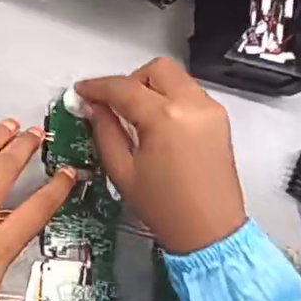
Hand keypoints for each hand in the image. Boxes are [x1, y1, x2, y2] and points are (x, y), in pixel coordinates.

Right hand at [75, 57, 245, 255]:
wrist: (209, 231)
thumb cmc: (164, 208)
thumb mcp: (122, 170)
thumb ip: (104, 131)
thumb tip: (92, 108)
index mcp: (166, 118)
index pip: (124, 87)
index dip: (97, 87)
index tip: (81, 91)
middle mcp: (193, 106)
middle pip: (155, 70)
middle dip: (129, 81)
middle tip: (111, 103)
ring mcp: (211, 111)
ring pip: (175, 78)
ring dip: (149, 88)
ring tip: (131, 116)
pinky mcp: (219, 120)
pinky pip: (188, 94)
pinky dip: (168, 99)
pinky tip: (154, 124)